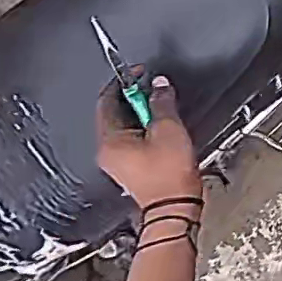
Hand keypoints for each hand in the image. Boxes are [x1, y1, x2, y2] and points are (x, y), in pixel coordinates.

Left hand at [96, 73, 201, 208]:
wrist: (175, 207)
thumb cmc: (168, 173)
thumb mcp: (168, 129)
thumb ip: (161, 102)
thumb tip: (158, 85)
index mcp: (109, 140)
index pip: (107, 101)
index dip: (124, 83)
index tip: (139, 73)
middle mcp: (108, 151)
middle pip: (115, 113)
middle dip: (136, 98)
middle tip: (157, 92)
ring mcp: (118, 161)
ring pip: (126, 126)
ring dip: (143, 113)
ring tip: (165, 111)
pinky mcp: (132, 167)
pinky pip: (133, 139)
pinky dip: (146, 128)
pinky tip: (164, 129)